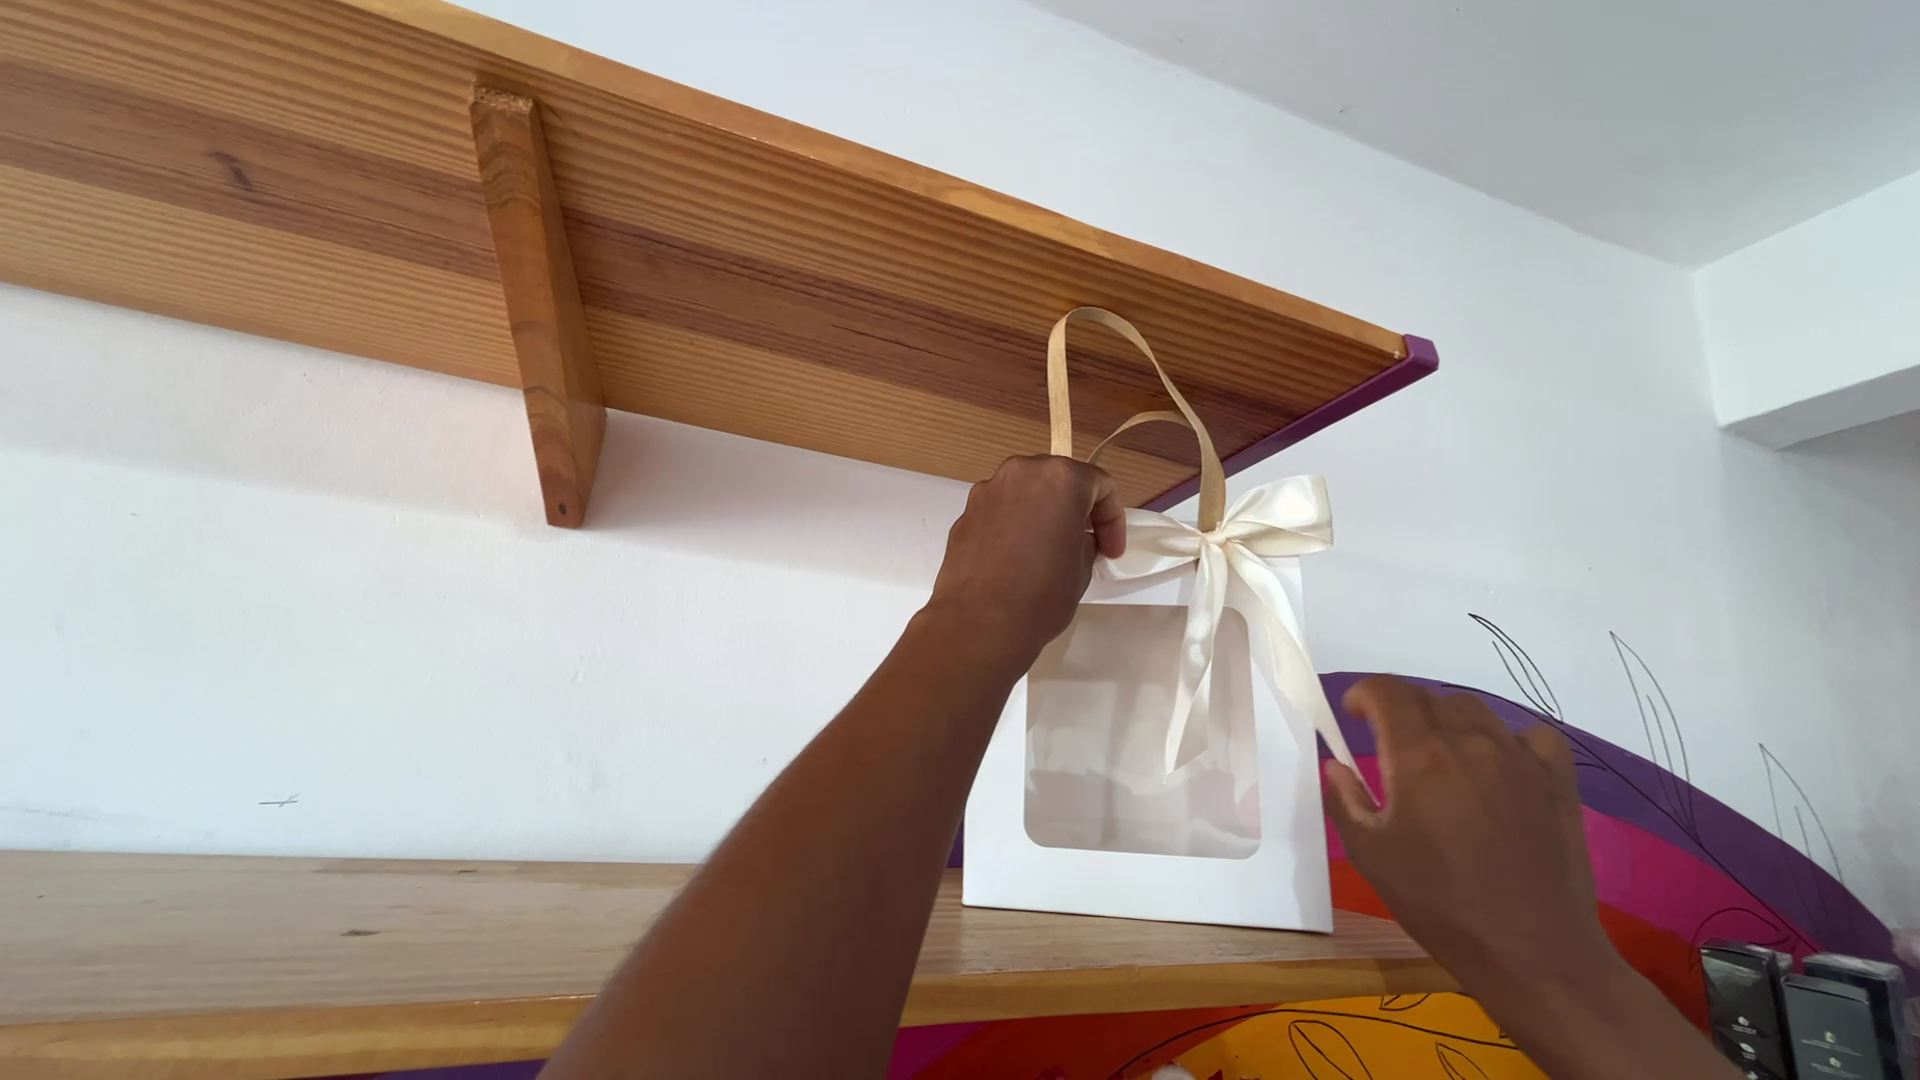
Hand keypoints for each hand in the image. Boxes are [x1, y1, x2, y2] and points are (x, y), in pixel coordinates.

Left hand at [924, 456, 1123, 658]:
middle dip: (1074, 510)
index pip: (1099, 486)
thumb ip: (1083, 541)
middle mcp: (1020, 474)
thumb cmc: (1042, 593)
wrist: (980, 622)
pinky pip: (999, 514)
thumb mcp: (1083, 568)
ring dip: (1040, 516)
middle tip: (1082, 544)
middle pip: (1058, 482)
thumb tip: (1071, 538)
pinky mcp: (965, 516)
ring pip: (1025, 495)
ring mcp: (987, 492)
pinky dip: (1012, 528)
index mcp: (1060, 478)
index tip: (1110, 552)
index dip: (1112, 520)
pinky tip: (1014, 561)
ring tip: (1045, 553)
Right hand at [1322, 677, 1611, 990]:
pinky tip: (1496, 765)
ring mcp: (1519, 760)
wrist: (1534, 954)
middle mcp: (1469, 744)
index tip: (1352, 717)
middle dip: (1397, 707)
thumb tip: (1335, 765)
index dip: (1362, 694)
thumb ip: (1345, 800)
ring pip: (1473, 709)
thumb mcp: (1370, 855)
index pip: (1386, 691)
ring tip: (1437, 754)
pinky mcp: (1556, 782)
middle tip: (1385, 742)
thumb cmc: (1440, 904)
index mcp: (1418, 757)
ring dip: (1444, 718)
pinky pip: (1530, 735)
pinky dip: (1506, 736)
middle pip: (1427, 696)